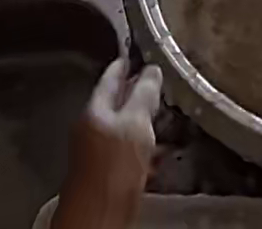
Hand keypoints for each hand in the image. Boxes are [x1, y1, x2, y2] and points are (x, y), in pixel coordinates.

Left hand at [52, 58, 161, 228]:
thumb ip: (144, 94)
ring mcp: (98, 151)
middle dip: (140, 91)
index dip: (129, 60)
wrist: (98, 221)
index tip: (146, 49)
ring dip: (145, 118)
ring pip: (125, 125)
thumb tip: (152, 68)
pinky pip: (128, 148)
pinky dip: (144, 143)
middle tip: (164, 81)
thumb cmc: (115, 167)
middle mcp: (92, 126)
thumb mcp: (135, 123)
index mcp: (94, 109)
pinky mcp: (107, 173)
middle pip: (118, 100)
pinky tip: (162, 148)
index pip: (112, 75)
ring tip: (169, 112)